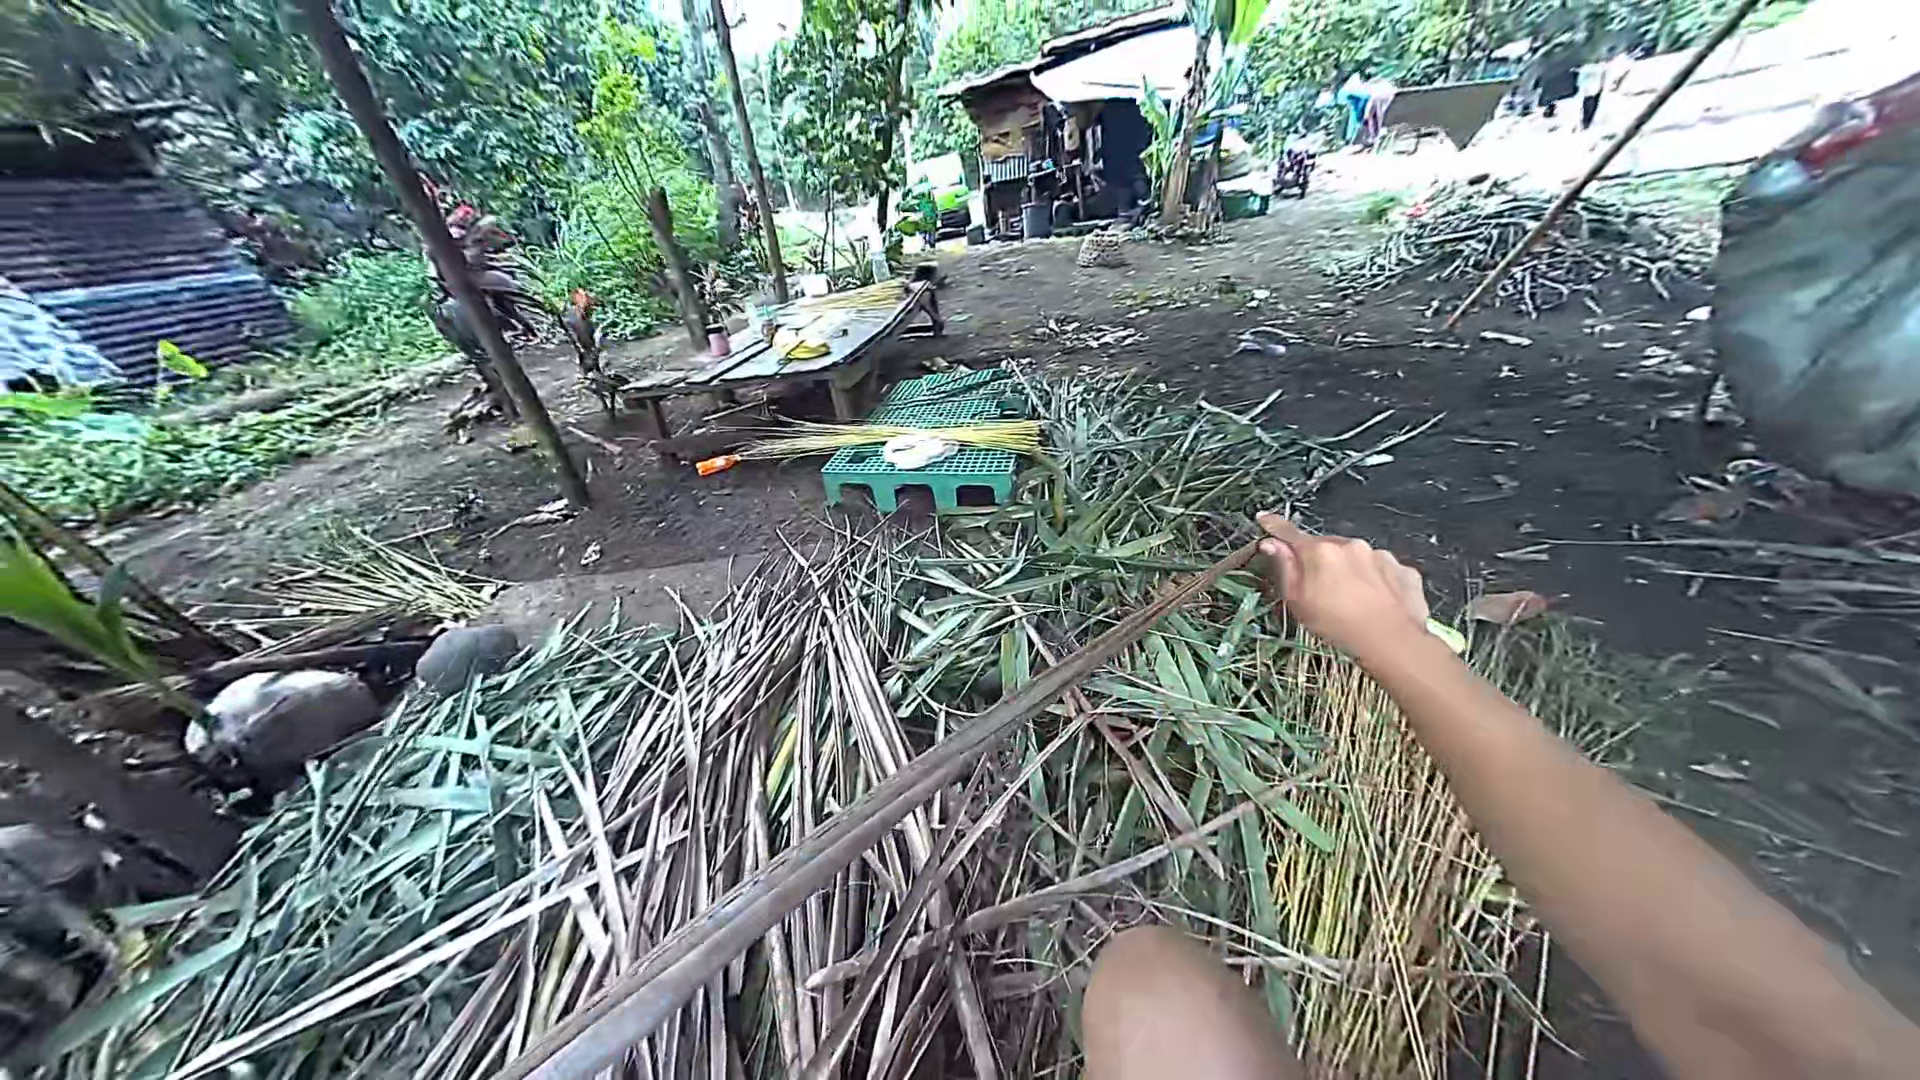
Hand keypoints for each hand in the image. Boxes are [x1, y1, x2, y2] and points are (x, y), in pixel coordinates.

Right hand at [1256, 512, 1430, 664]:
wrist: (1391, 641)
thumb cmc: (1335, 622)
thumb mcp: (1297, 599)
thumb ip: (1284, 567)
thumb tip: (1271, 544)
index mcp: (1319, 550)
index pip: (1290, 533)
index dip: (1274, 526)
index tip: (1264, 519)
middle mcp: (1351, 545)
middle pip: (1326, 547)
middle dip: (1318, 559)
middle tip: (1317, 587)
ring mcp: (1381, 556)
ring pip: (1355, 558)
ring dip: (1348, 570)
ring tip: (1349, 599)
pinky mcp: (1404, 571)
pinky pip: (1381, 570)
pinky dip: (1374, 580)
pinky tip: (1374, 600)